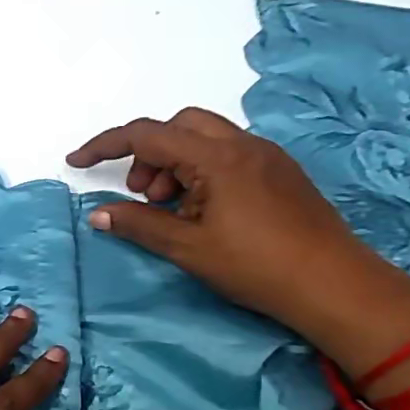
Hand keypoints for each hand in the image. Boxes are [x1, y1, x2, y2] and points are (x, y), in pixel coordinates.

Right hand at [66, 108, 377, 328]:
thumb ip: (139, 224)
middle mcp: (241, 143)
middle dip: (149, 154)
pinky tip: (206, 211)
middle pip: (179, 126)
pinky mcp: (280, 172)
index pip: (147, 135)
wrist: (331, 283)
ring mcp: (266, 155)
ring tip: (174, 210)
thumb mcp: (188, 248)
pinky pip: (229, 155)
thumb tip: (97, 213)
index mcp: (215, 156)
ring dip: (176, 164)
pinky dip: (203, 171)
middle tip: (144, 197)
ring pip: (206, 139)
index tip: (77, 162)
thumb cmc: (254, 266)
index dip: (105, 145)